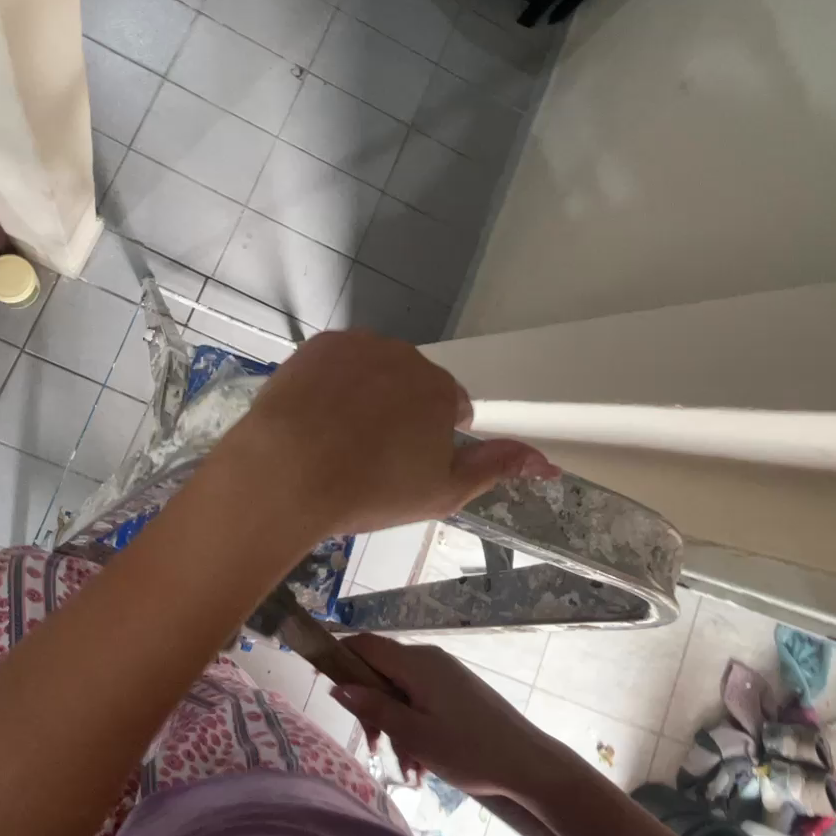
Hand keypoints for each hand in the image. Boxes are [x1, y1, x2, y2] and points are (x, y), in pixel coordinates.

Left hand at [205, 330, 555, 536]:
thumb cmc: (370, 490)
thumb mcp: (443, 491)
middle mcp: (406, 356)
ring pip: (373, 369)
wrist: (288, 472)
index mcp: (442, 390)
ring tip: (337, 435)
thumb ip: (496, 467)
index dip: (428, 441)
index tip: (402, 466)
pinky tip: (316, 413)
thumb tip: (547, 461)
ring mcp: (359, 345)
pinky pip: (336, 361)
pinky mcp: (320, 344)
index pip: (450, 408)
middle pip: (411, 384)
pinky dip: (331, 382)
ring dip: (365, 393)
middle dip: (399, 412)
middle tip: (368, 454)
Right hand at [332, 634, 570, 797]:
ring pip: (402, 691)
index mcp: (416, 663)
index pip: (366, 644)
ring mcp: (446, 672)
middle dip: (373, 709)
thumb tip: (339, 686)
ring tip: (409, 767)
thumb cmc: (469, 749)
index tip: (324, 683)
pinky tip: (424, 761)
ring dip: (396, 726)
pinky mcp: (458, 688)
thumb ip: (374, 708)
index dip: (340, 657)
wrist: (529, 763)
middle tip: (376, 749)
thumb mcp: (414, 734)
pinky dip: (415, 724)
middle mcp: (429, 659)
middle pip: (382, 671)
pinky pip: (422, 698)